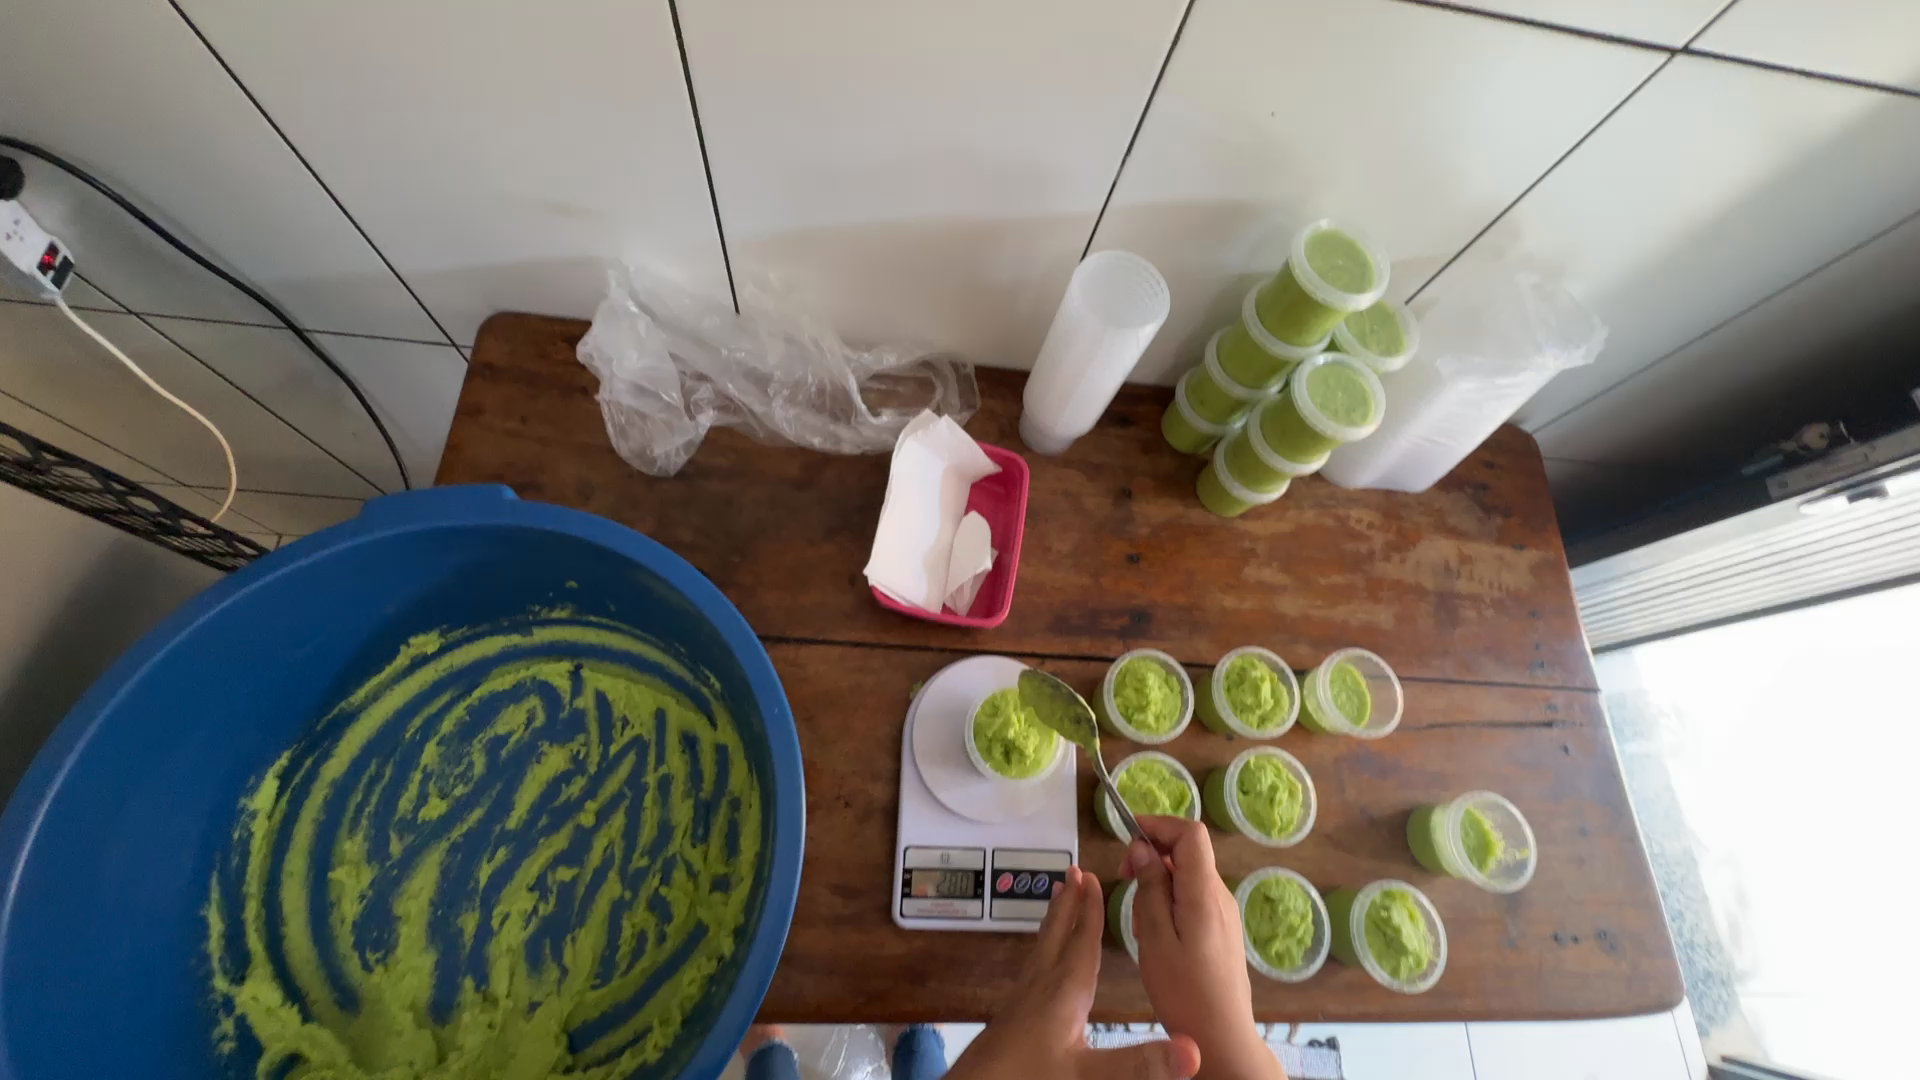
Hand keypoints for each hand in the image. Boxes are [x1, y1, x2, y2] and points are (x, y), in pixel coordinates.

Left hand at [948, 865, 1200, 1079]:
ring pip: (1042, 947)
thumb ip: (1140, 1062)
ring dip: (1054, 919)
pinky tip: (1043, 959)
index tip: (1093, 877)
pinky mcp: (1013, 1013)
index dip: (1090, 910)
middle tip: (1072, 870)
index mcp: (1065, 991)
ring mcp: (1023, 998)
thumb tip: (1193, 1048)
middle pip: (1057, 933)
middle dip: (1068, 903)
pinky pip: (1033, 964)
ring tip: (1058, 897)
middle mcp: (1042, 985)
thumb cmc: (1032, 1076)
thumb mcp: (1091, 1075)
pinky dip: (1044, 946)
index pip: (1081, 941)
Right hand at [1122, 817, 1283, 1079]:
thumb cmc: (1184, 991)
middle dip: (1152, 855)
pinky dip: (1169, 899)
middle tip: (1125, 881)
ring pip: (1186, 874)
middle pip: (1187, 851)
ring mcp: (1224, 912)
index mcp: (1204, 892)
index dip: (1159, 824)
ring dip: (1158, 881)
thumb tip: (1143, 846)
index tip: (1129, 836)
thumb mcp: (1155, 937)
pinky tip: (1156, 932)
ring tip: (1140, 919)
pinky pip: (1192, 896)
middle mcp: (1219, 895)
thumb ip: (1150, 887)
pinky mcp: (1221, 928)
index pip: (1190, 832)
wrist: (1223, 1040)